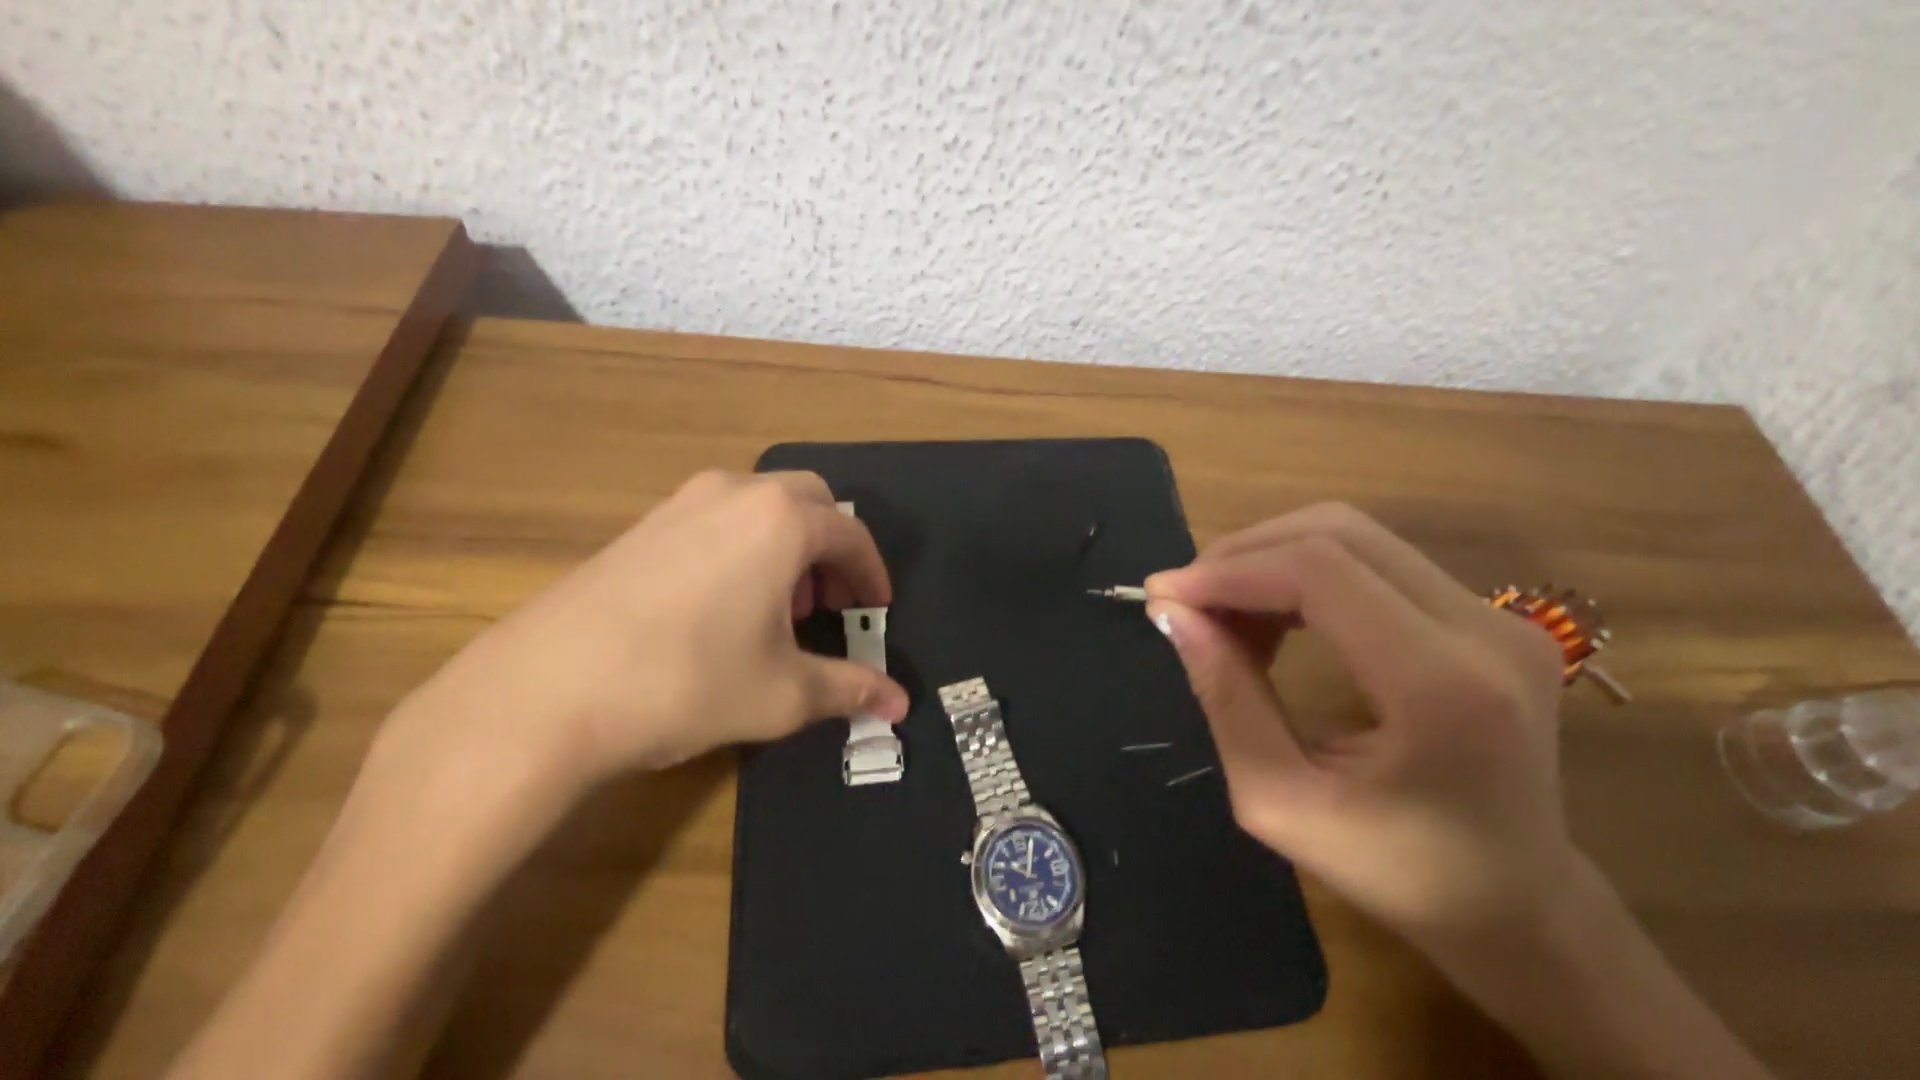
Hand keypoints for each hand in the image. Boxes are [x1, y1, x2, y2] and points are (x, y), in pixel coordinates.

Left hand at [377, 469, 909, 810]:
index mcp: (781, 520)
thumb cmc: (688, 682)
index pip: (851, 534)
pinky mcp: (640, 526)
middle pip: (808, 501)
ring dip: (785, 546)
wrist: (549, 689)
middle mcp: (734, 493)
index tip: (877, 611)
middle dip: (830, 549)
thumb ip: (849, 689)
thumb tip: (899, 705)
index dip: (872, 575)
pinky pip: (714, 520)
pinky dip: (741, 548)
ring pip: (758, 506)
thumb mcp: (782, 694)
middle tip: (828, 606)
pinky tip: (720, 608)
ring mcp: (680, 504)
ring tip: (776, 610)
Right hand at [1144, 503, 1576, 953]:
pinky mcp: (1494, 619)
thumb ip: (1226, 698)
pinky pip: (1382, 565)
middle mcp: (1486, 631)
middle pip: (1341, 533)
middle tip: (1187, 600)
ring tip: (1225, 616)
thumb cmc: (1393, 871)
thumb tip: (1172, 613)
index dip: (1230, 570)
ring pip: (1360, 538)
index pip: (1321, 572)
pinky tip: (1277, 621)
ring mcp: (1500, 618)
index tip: (1162, 594)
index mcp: (1441, 686)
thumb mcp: (1280, 801)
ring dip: (1275, 562)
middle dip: (1246, 554)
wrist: (1513, 903)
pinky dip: (1311, 577)